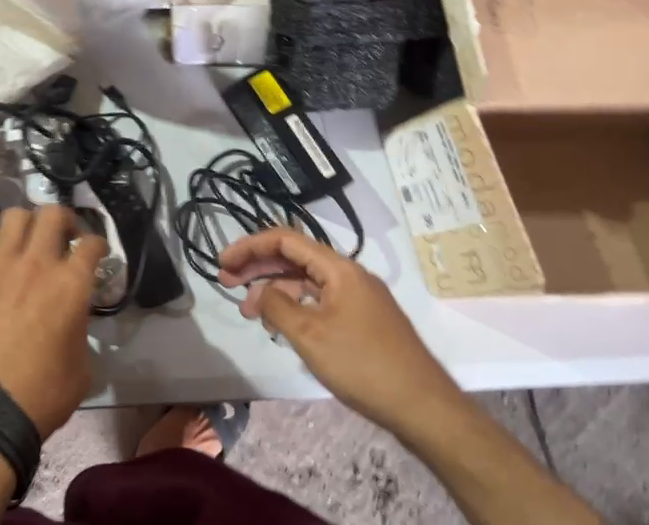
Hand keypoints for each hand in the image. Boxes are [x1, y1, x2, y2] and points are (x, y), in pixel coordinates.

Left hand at [0, 206, 106, 437]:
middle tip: (67, 237)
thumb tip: (72, 319)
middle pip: (52, 214)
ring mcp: (0, 264)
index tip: (97, 252)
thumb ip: (80, 329)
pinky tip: (2, 259)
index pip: (91, 244)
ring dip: (29, 224)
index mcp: (71, 285)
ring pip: (15, 216)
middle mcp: (36, 264)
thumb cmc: (41, 392)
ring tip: (31, 241)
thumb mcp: (81, 367)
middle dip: (65, 220)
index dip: (98, 244)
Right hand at [219, 229, 461, 429]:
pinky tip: (280, 325)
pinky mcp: (363, 320)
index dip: (249, 246)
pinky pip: (320, 300)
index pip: (285, 240)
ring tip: (249, 312)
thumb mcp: (309, 335)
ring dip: (274, 290)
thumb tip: (260, 293)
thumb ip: (277, 306)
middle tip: (226, 283)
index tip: (223, 262)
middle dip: (257, 267)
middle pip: (295, 258)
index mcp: (340, 269)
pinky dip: (294, 306)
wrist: (425, 409)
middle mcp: (350, 276)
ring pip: (306, 281)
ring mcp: (359, 298)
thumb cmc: (363, 365)